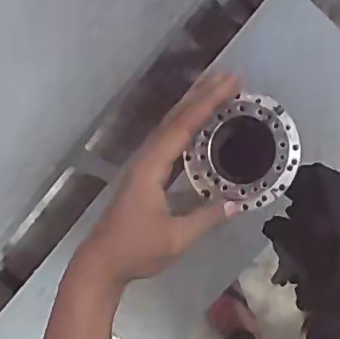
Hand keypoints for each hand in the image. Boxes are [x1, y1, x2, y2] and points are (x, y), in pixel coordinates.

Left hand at [74, 71, 243, 289]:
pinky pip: (169, 145)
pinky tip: (199, 129)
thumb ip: (206, 218)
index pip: (182, 127)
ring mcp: (144, 167)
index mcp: (151, 168)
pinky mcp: (145, 178)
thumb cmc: (136, 250)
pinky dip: (187, 130)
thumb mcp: (176, 238)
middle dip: (202, 95)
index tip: (230, 84)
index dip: (207, 103)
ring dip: (194, 108)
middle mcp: (146, 160)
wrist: (103, 262)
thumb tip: (236, 203)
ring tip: (217, 91)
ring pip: (171, 128)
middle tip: (230, 76)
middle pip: (175, 118)